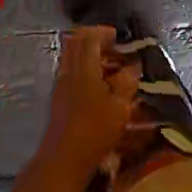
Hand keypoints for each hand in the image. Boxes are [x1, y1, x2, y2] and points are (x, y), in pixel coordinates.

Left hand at [38, 26, 139, 175]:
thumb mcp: (119, 106)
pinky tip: (101, 85)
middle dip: (94, 39)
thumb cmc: (95, 131)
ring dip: (89, 55)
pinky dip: (85, 69)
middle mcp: (67, 72)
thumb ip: (127, 82)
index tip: (119, 36)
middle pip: (75, 43)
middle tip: (114, 47)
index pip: (88, 38)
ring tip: (111, 67)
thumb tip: (133, 66)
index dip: (103, 32)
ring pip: (72, 57)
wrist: (64, 159)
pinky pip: (71, 71)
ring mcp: (60, 85)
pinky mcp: (58, 98)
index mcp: (83, 69)